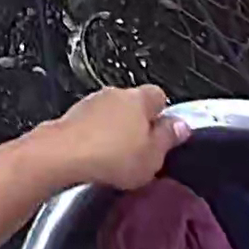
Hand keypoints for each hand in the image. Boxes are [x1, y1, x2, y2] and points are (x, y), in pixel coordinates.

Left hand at [31, 85, 190, 189]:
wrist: (68, 152)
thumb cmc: (114, 154)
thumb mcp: (153, 155)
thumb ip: (168, 137)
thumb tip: (180, 125)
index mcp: (138, 98)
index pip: (158, 94)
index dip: (165, 112)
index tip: (167, 131)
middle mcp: (115, 92)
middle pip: (135, 102)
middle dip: (141, 122)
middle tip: (146, 149)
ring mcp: (93, 100)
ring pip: (114, 110)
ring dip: (119, 127)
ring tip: (122, 156)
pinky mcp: (77, 112)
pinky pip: (96, 120)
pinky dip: (100, 132)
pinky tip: (101, 153)